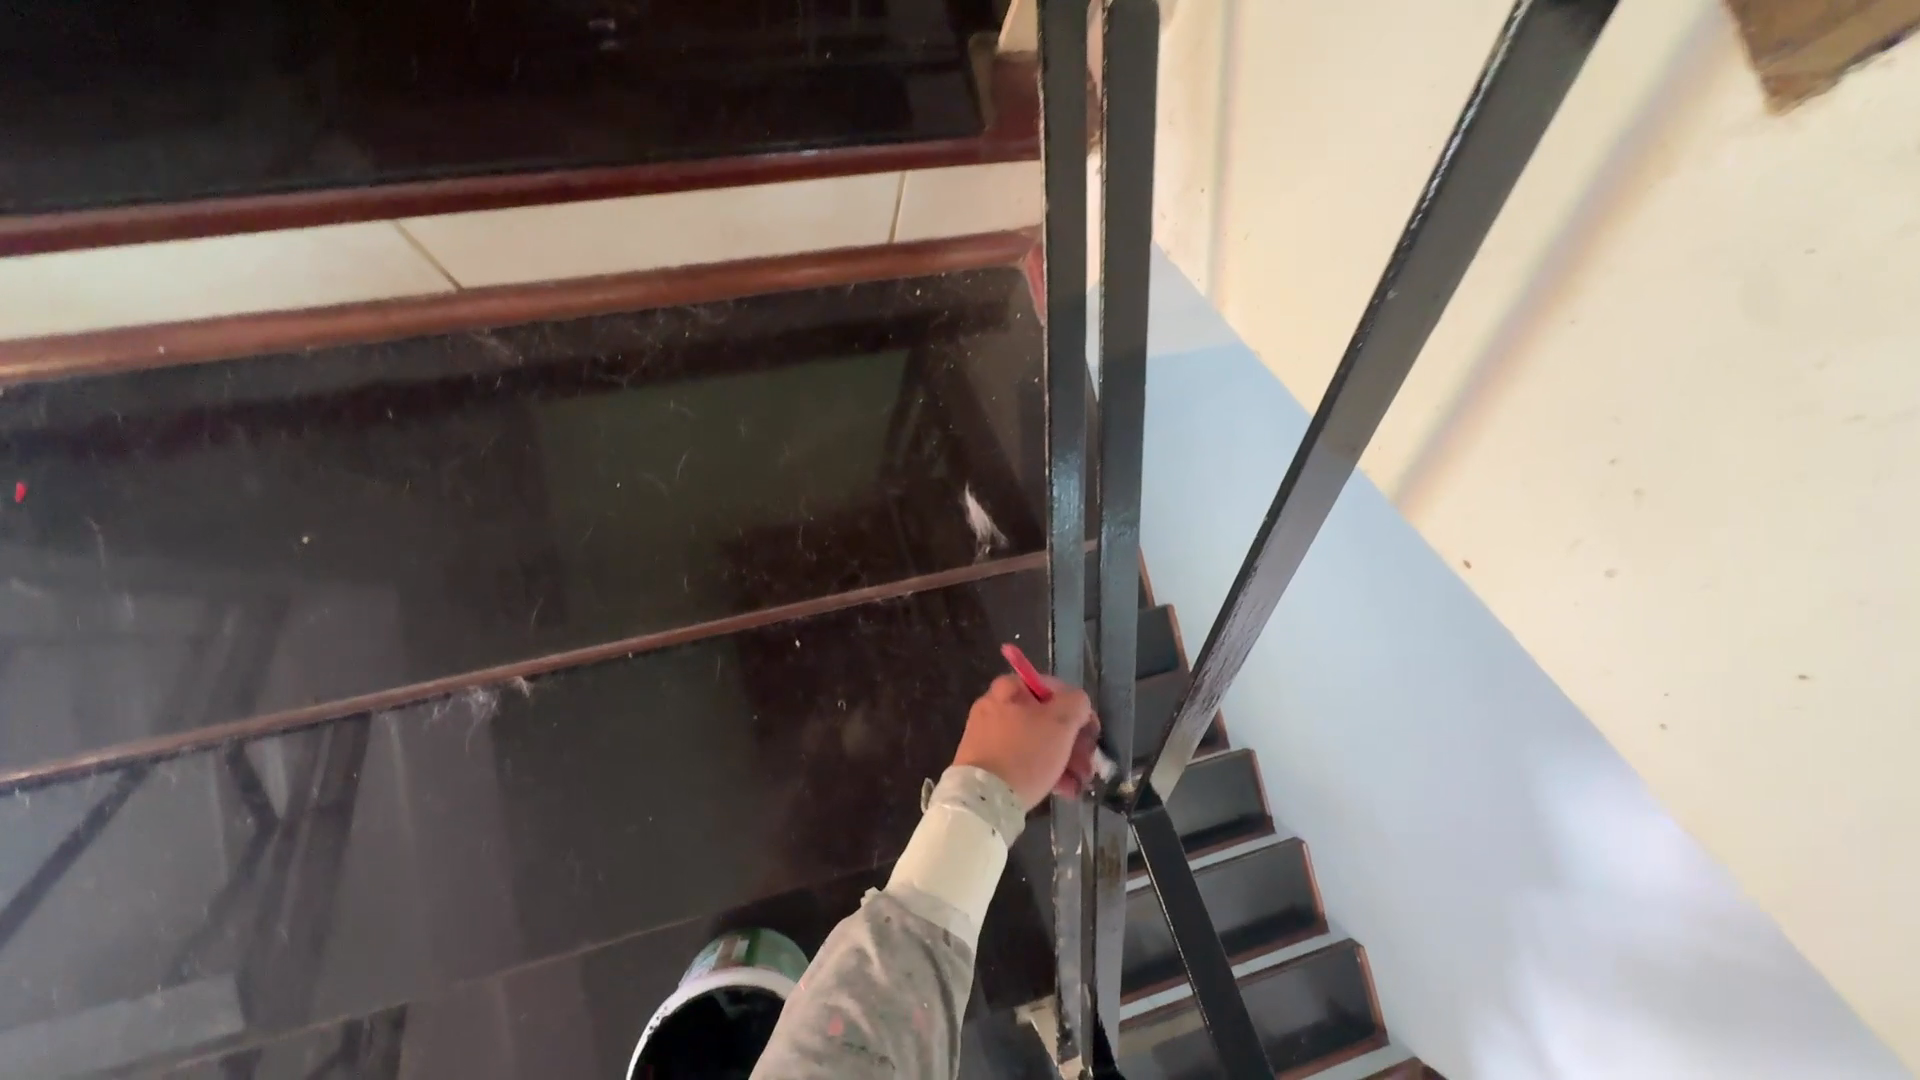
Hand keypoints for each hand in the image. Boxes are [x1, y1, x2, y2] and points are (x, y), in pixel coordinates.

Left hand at [952, 674, 1101, 809]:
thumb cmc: (1027, 752)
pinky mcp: (987, 762)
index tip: (1092, 733)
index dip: (1079, 710)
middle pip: (1047, 719)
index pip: (1055, 689)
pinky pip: (1022, 759)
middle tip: (1089, 763)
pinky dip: (1044, 771)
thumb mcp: (1061, 722)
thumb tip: (1078, 704)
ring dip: (1065, 760)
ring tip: (1081, 782)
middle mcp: (996, 706)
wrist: (984, 798)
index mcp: (1010, 688)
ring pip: (1037, 742)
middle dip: (1074, 742)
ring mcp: (989, 735)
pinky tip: (1065, 790)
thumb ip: (1077, 703)